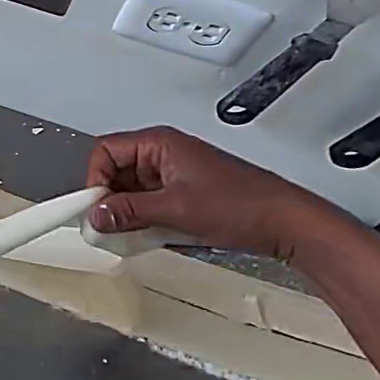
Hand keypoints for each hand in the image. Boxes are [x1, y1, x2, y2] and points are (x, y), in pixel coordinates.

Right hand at [85, 127, 337, 258]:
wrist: (284, 223)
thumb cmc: (243, 203)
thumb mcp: (176, 210)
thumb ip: (130, 211)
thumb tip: (98, 215)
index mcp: (159, 143)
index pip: (107, 151)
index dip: (96, 179)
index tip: (94, 207)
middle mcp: (163, 154)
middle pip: (116, 172)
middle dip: (111, 200)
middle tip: (108, 226)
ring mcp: (173, 174)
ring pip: (132, 191)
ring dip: (128, 213)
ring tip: (134, 235)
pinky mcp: (181, 193)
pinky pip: (149, 203)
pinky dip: (145, 221)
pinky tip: (152, 237)